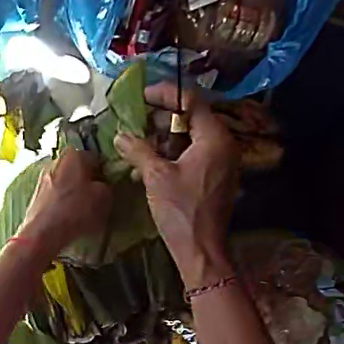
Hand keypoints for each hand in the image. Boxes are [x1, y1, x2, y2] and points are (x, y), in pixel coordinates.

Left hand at [16, 146, 110, 255]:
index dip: (104, 172)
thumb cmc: (75, 211)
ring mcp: (41, 178)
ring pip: (65, 183)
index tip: (107, 186)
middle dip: (87, 181)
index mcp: (73, 155)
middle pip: (77, 169)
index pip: (95, 158)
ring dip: (73, 193)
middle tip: (96, 198)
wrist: (42, 234)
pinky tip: (67, 217)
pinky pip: (54, 196)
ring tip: (81, 210)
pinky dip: (61, 203)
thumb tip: (102, 186)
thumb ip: (106, 186)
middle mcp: (54, 161)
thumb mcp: (104, 197)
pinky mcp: (34, 196)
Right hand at [115, 83, 239, 287]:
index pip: (192, 101)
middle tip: (135, 123)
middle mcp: (223, 145)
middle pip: (192, 119)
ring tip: (137, 146)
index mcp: (214, 138)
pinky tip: (148, 165)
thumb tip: (120, 135)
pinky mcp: (214, 178)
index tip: (143, 96)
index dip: (166, 94)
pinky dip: (171, 155)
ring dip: (163, 140)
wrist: (200, 249)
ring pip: (190, 139)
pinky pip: (192, 156)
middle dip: (162, 120)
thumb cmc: (181, 210)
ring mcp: (221, 162)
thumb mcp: (155, 176)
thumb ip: (138, 150)